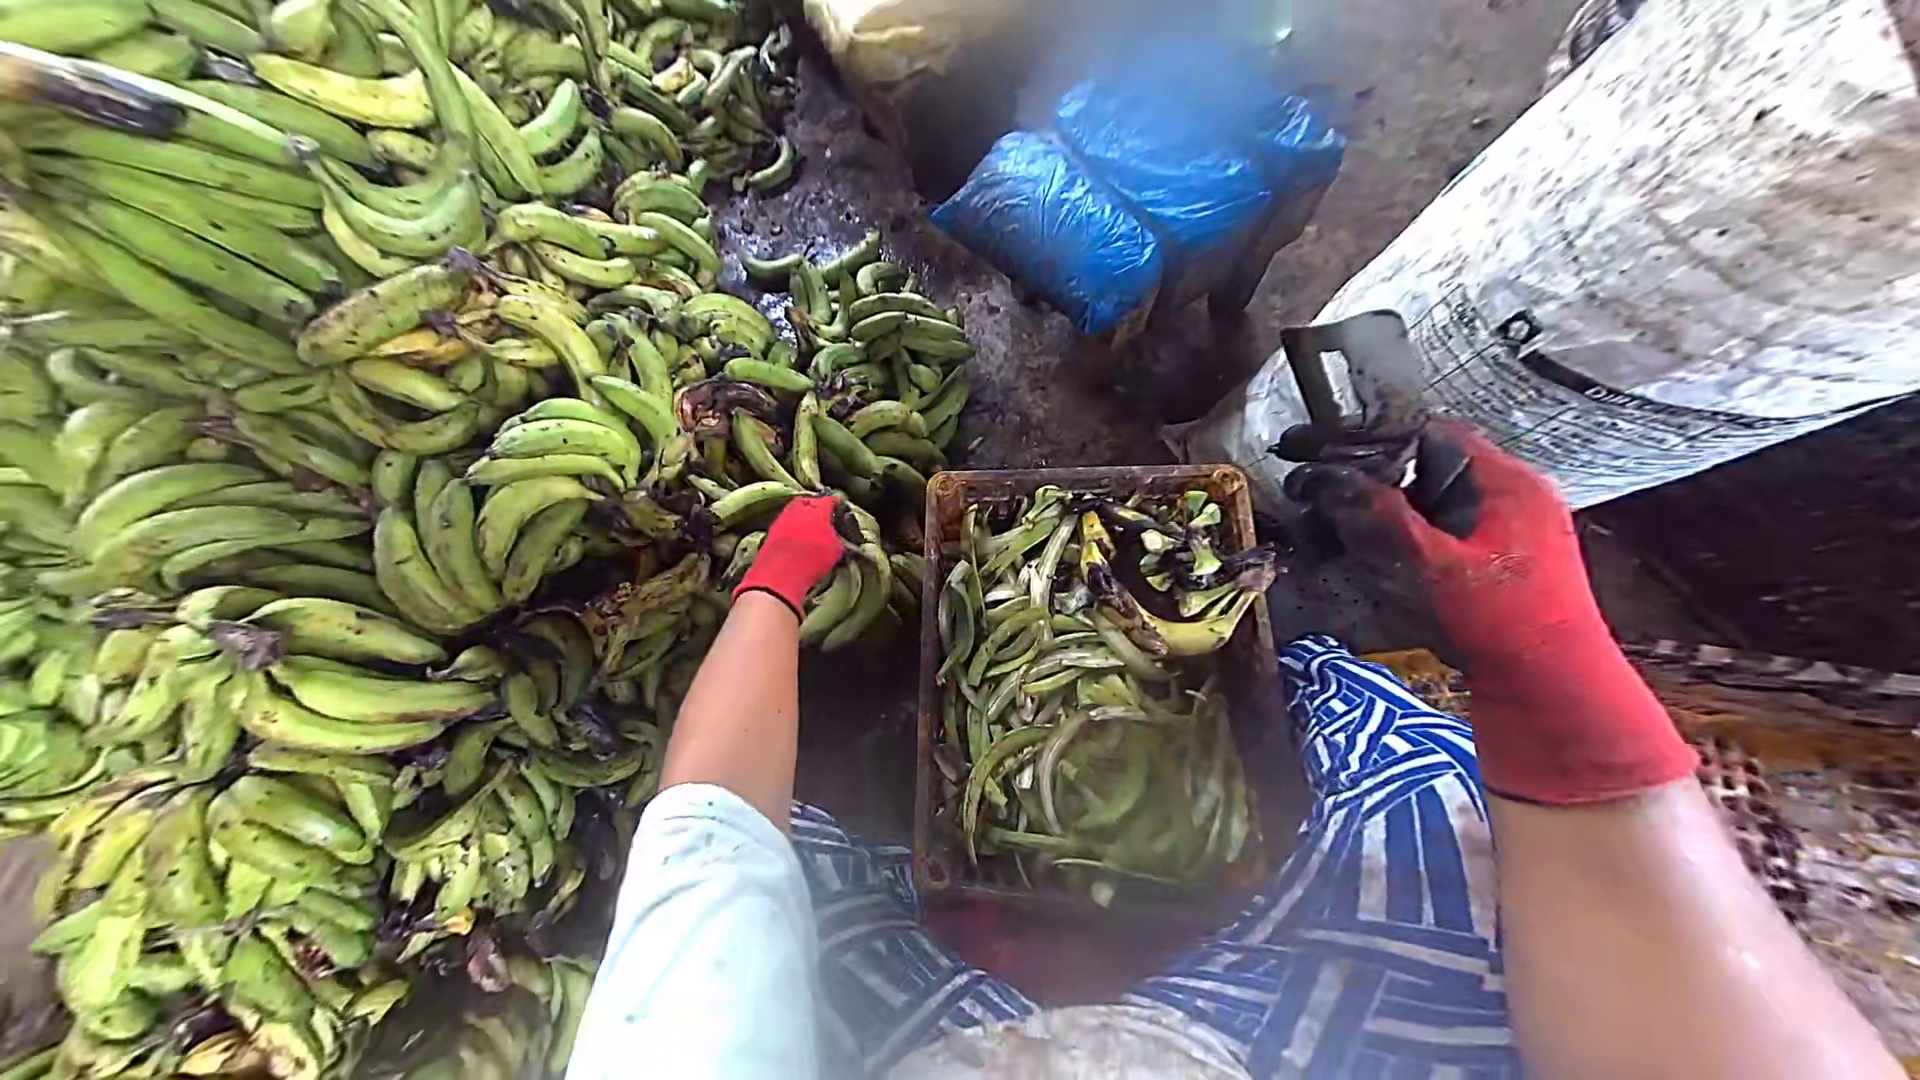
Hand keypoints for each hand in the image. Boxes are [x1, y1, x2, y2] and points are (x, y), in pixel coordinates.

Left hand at [733, 495, 846, 616]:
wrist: (780, 572)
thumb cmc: (814, 558)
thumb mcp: (836, 550)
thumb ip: (836, 538)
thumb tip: (834, 537)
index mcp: (818, 510)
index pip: (829, 500)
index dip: (836, 502)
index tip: (840, 504)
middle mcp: (798, 509)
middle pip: (807, 501)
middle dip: (814, 505)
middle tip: (821, 514)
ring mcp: (782, 519)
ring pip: (793, 511)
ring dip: (800, 516)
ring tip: (808, 526)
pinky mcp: (770, 531)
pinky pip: (784, 523)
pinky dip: (791, 527)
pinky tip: (795, 537)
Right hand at [1286, 421, 1696, 803]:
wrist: (1548, 687)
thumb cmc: (1494, 621)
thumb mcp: (1427, 564)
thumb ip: (1376, 515)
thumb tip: (1323, 477)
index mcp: (1502, 482)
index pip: (1423, 434)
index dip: (1362, 436)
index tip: (1309, 446)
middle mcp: (1502, 492)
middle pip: (1417, 462)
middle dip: (1356, 469)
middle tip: (1303, 479)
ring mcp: (1495, 523)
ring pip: (1417, 493)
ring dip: (1365, 499)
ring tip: (1316, 512)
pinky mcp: (1482, 551)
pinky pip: (1423, 521)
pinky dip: (1383, 524)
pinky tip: (1350, 540)